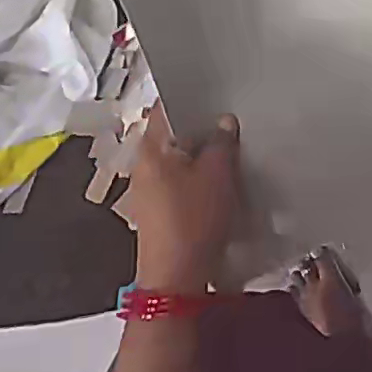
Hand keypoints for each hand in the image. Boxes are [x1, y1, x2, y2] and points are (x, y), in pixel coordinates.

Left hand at [118, 105, 242, 292]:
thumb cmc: (194, 220)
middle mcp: (142, 163)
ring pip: (176, 158)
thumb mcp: (218, 174)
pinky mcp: (156, 208)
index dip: (190, 98)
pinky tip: (218, 181)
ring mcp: (146, 188)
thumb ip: (222, 142)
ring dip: (199, 153)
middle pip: (171, 133)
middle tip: (229, 124)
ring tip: (229, 151)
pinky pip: (178, 179)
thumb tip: (224, 122)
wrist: (177, 277)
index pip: (165, 107)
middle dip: (199, 128)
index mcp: (150, 148)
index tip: (215, 95)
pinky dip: (195, 175)